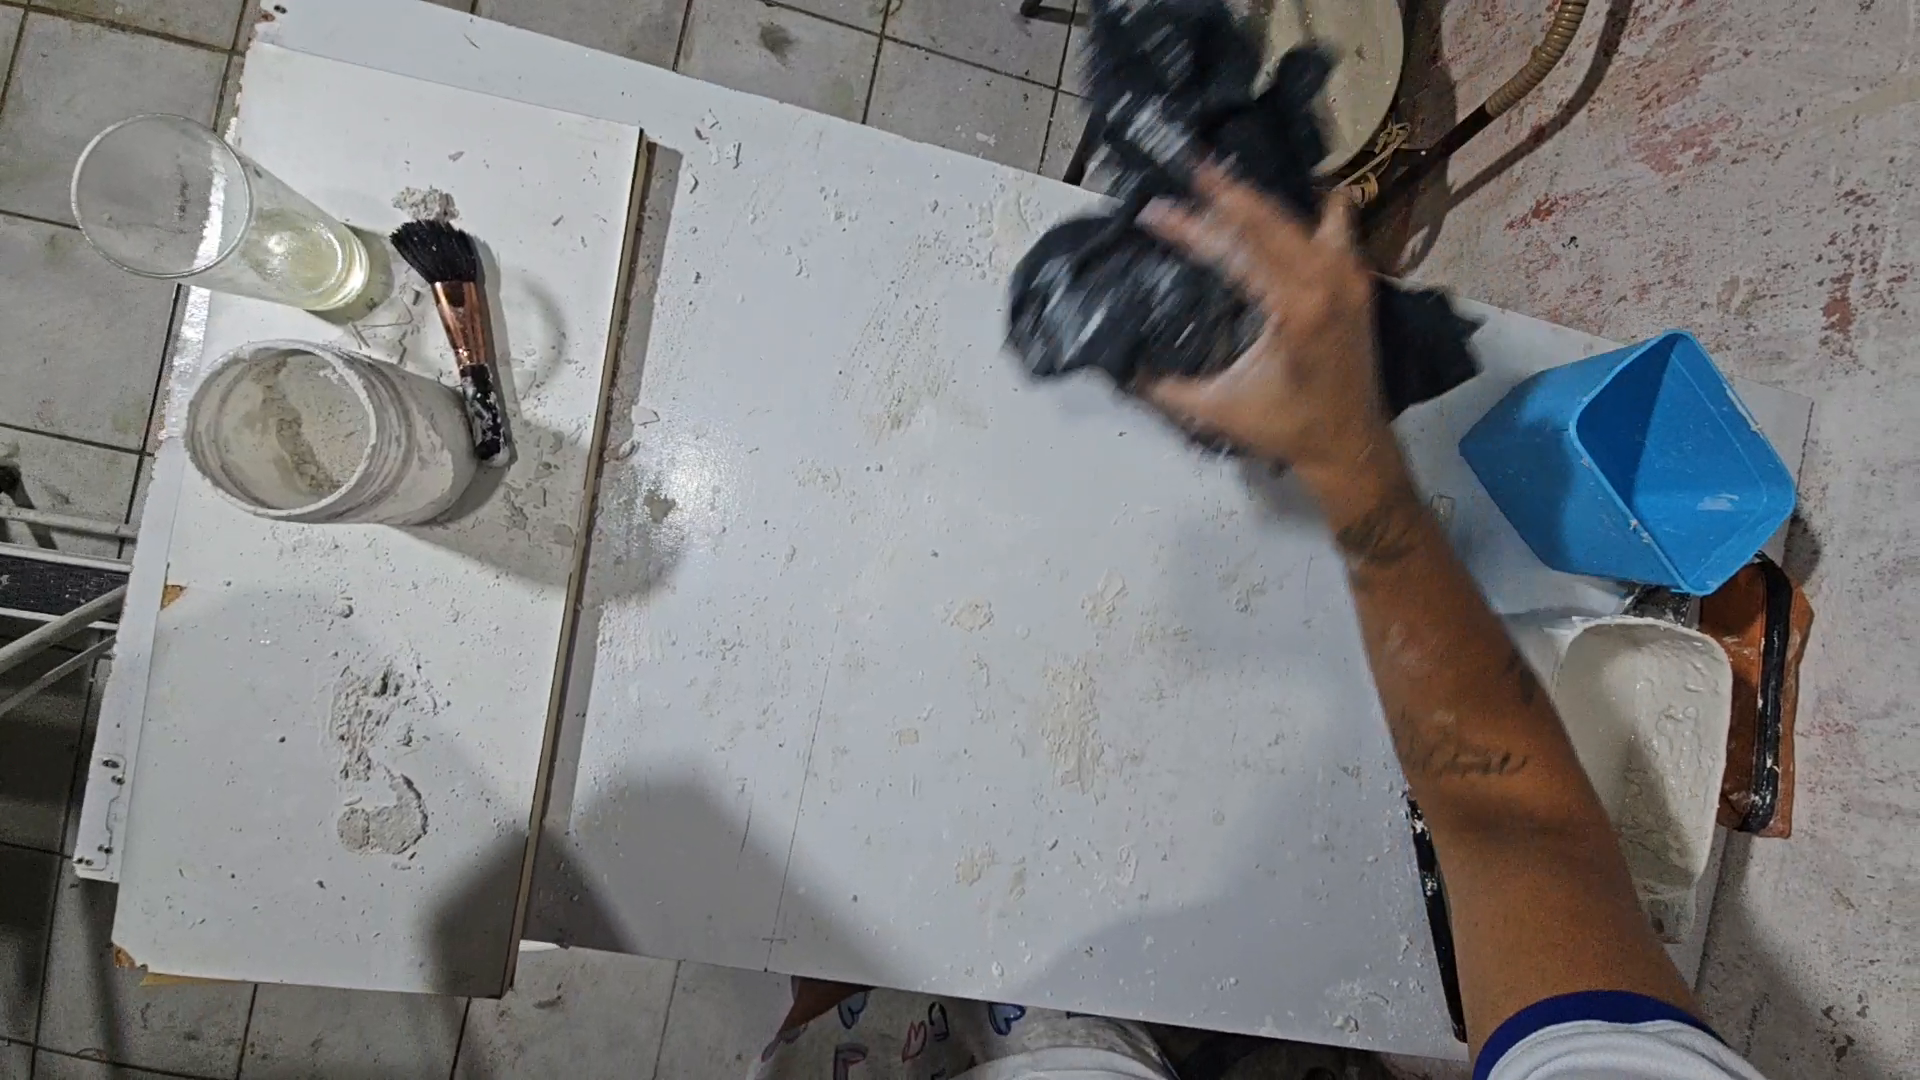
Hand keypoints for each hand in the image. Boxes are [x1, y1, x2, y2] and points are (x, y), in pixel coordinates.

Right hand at [1135, 163, 1389, 487]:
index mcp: (1294, 309)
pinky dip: (1312, 210)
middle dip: (1225, 193)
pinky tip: (1293, 202)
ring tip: (1229, 181)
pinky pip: (1338, 228)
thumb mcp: (1218, 410)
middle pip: (1269, 220)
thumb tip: (1122, 369)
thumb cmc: (1287, 429)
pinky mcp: (1359, 284)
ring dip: (1263, 199)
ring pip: (1302, 217)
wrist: (1351, 446)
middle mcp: (1327, 281)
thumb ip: (1166, 388)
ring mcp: (1350, 278)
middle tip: (1191, 166)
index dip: (1189, 229)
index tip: (1155, 211)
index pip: (1233, 252)